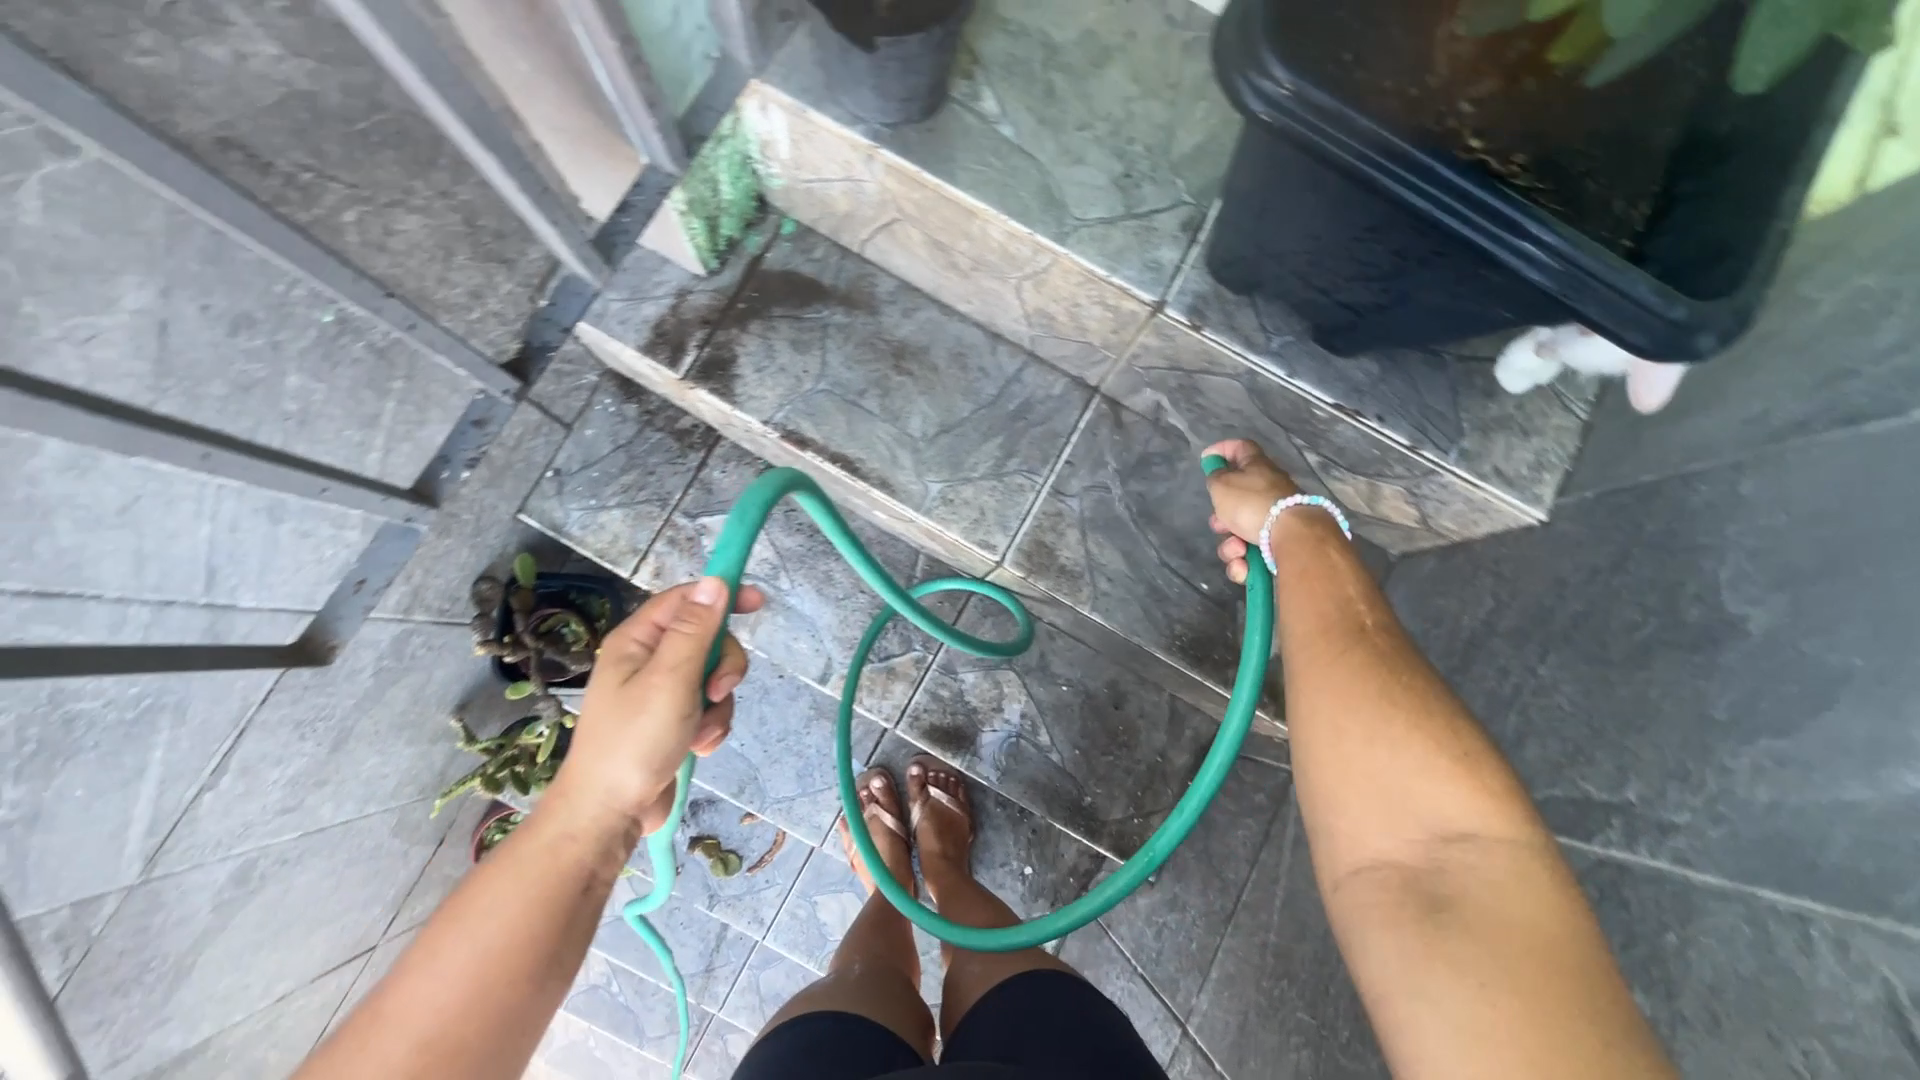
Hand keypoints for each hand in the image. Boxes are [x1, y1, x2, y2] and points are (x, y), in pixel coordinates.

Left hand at [554, 577, 765, 834]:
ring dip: (717, 705)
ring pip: (713, 678)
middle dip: (722, 667)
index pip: (685, 601)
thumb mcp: (671, 679)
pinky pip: (708, 709)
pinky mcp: (671, 723)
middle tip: (717, 690)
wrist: (610, 813)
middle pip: (707, 641)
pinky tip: (696, 747)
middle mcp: (647, 662)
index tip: (758, 603)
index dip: (721, 596)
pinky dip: (710, 726)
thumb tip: (715, 582)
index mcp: (637, 641)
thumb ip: (696, 630)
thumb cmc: (634, 742)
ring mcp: (660, 694)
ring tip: (699, 732)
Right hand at [1202, 438, 1300, 584]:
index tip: (1206, 458)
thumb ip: (1215, 477)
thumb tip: (1218, 474)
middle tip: (1218, 524)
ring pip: (1239, 533)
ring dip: (1230, 546)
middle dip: (1221, 518)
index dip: (1222, 449)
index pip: (1240, 448)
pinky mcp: (1277, 546)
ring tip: (1237, 550)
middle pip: (1235, 502)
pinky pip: (1250, 555)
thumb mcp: (1222, 485)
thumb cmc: (1253, 503)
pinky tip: (1244, 566)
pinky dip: (1243, 563)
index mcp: (1256, 468)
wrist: (1292, 537)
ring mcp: (1274, 519)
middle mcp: (1267, 491)